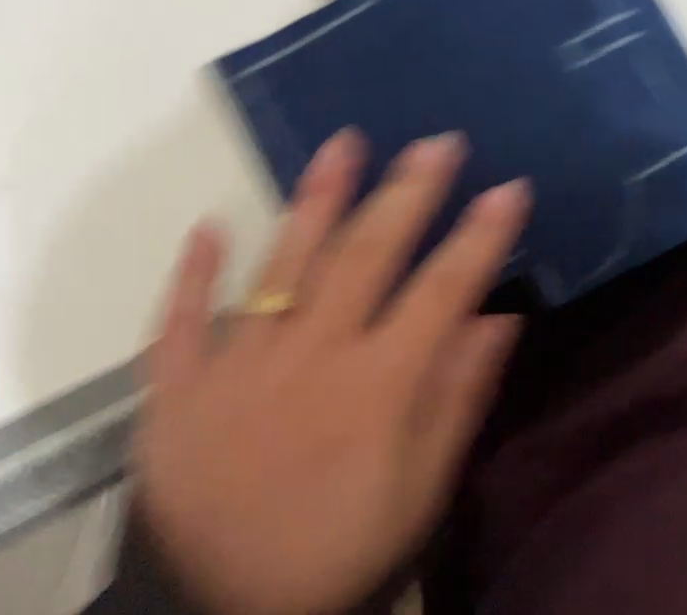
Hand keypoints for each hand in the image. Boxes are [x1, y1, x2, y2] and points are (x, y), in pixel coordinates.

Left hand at [134, 129, 529, 614]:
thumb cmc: (345, 545)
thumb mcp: (425, 485)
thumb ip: (460, 395)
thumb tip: (499, 315)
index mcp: (380, 383)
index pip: (444, 289)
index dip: (481, 236)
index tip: (510, 187)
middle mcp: (312, 357)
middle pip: (367, 257)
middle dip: (408, 194)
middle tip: (438, 142)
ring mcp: (237, 368)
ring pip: (282, 268)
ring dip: (315, 201)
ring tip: (343, 144)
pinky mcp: (176, 392)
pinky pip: (178, 323)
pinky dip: (193, 273)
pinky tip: (210, 222)